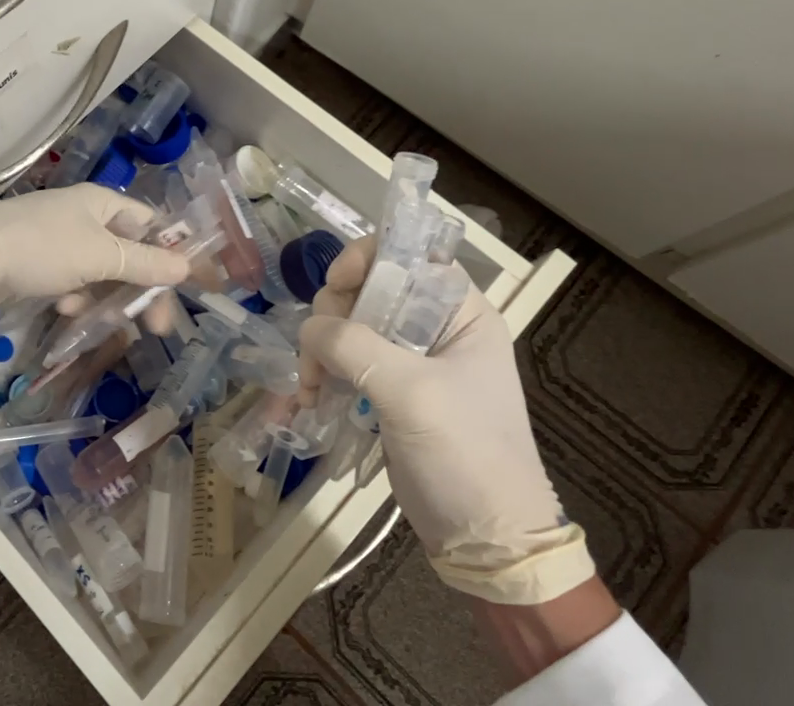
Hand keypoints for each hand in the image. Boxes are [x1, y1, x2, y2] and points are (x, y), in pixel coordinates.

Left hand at [0, 185, 190, 312]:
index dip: (175, 254)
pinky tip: (64, 310)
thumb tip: (186, 267)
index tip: (198, 285)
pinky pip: (73, 281)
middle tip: (157, 328)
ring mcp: (62, 240)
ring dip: (107, 299)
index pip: (153, 225)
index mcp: (103, 203)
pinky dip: (75, 297)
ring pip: (101, 273)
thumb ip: (144, 263)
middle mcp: (85, 217)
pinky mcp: (41, 263)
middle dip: (142, 290)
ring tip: (105, 325)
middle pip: (129, 254)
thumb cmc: (43, 248)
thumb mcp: (99, 256)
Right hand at [298, 239, 595, 605]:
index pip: (410, 255)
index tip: (335, 286)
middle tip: (320, 355)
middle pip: (367, 290)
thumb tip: (307, 327)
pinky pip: (345, 362)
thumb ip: (355, 347)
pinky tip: (311, 399)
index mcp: (460, 314)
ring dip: (320, 350)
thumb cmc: (465, 455)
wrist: (485, 539)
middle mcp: (435, 328)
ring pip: (348, 327)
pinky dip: (323, 375)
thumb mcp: (412, 393)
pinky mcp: (389, 392)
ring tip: (311, 388)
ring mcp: (410, 361)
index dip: (367, 258)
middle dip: (334, 317)